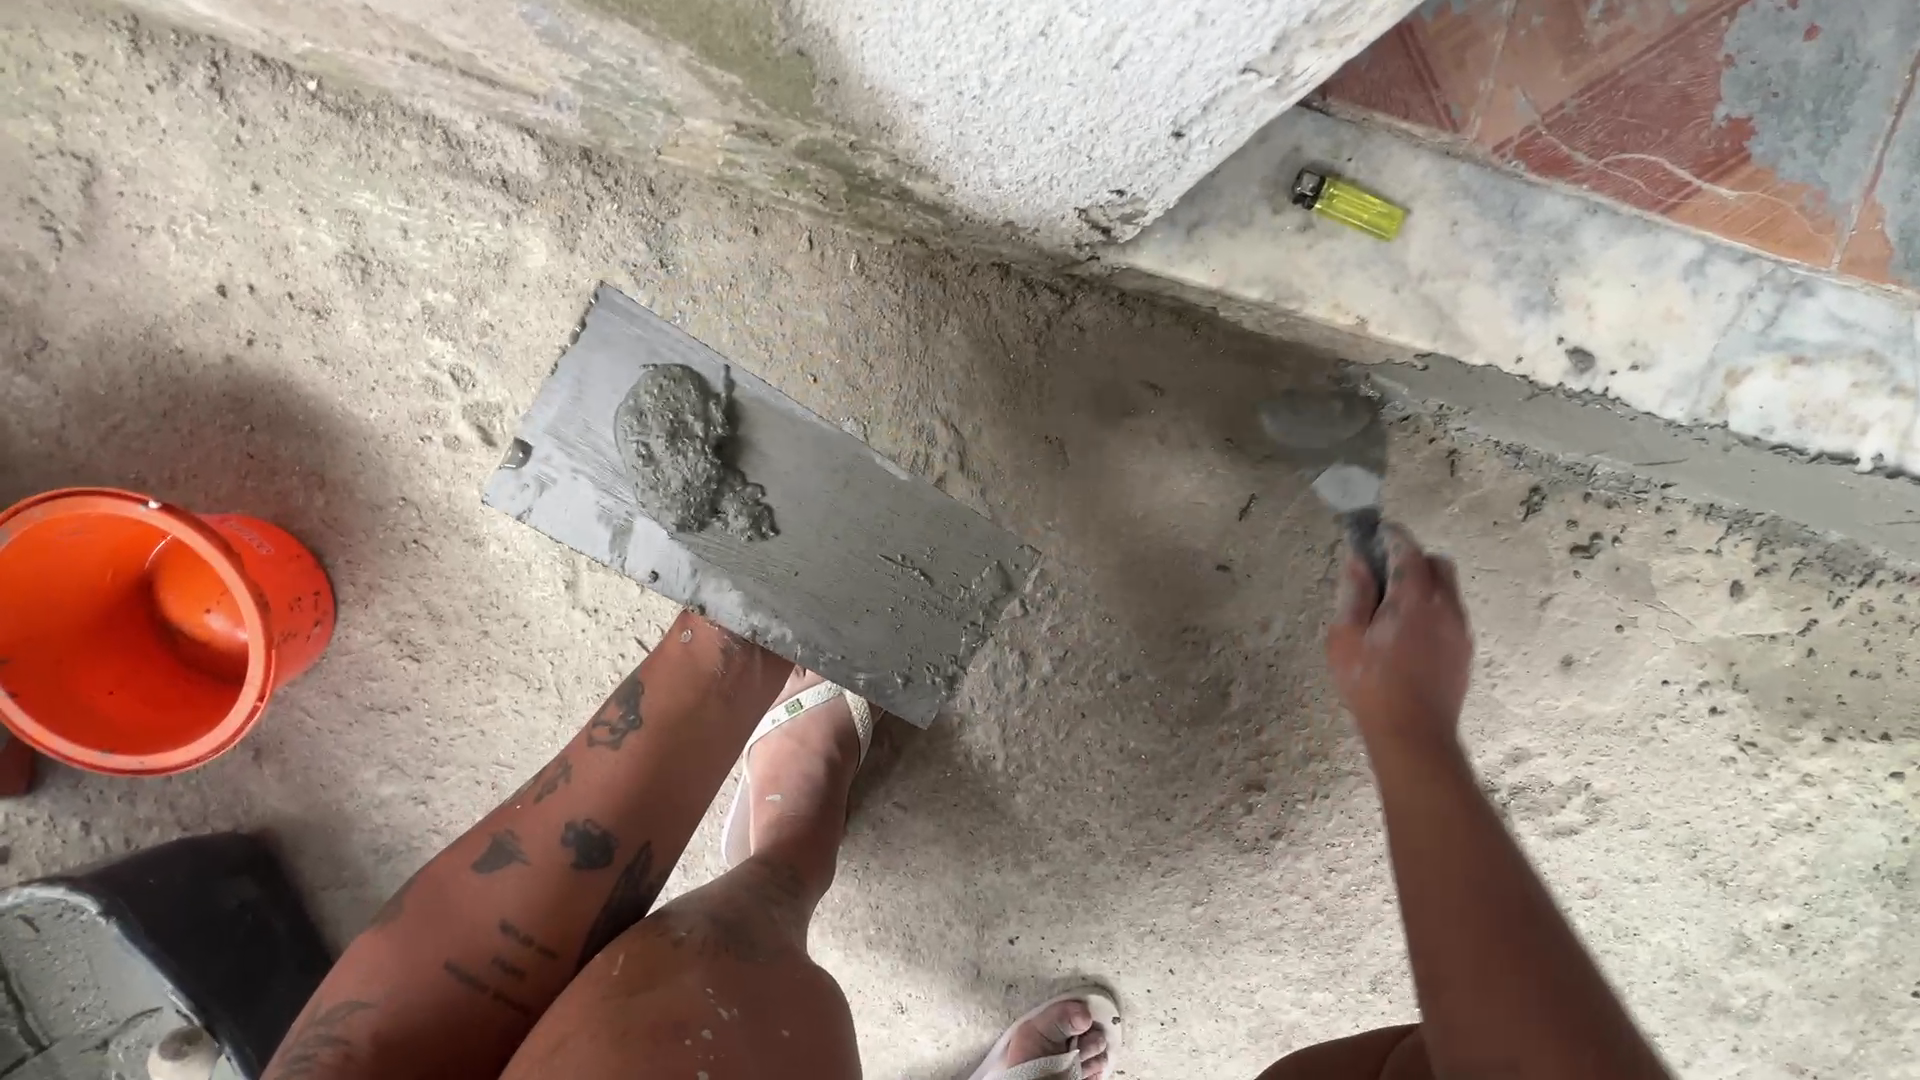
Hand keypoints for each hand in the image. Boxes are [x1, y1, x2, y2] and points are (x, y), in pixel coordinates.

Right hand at [1325, 524, 1471, 750]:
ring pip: (1448, 590)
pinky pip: (1450, 615)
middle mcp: (1446, 608)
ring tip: (1391, 605)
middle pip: (1438, 565)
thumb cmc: (1370, 684)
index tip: (1375, 531)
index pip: (1408, 552)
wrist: (1413, 734)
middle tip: (1381, 571)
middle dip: (1412, 558)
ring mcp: (1461, 631)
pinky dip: (1431, 608)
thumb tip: (1356, 562)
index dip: (1392, 536)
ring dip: (1423, 585)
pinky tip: (1405, 632)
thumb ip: (1354, 594)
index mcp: (1415, 600)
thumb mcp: (1345, 637)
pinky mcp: (1464, 652)